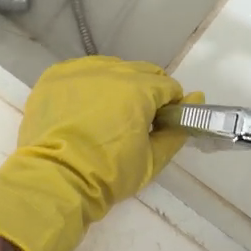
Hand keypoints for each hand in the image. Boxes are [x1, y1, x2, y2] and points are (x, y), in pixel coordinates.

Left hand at [0, 57, 196, 250]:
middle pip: (142, 72)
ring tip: (106, 115)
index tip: (161, 124)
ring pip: (112, 68)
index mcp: (139, 89)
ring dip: (117, 86)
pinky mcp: (54, 77)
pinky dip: (89, 85)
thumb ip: (178, 129)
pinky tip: (83, 108)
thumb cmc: (108, 175)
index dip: (170, 106)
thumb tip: (196, 99)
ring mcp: (79, 71)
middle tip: (136, 121)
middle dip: (146, 92)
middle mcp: (111, 71)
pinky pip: (82, 72)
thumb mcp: (153, 160)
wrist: (54, 182)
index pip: (168, 86)